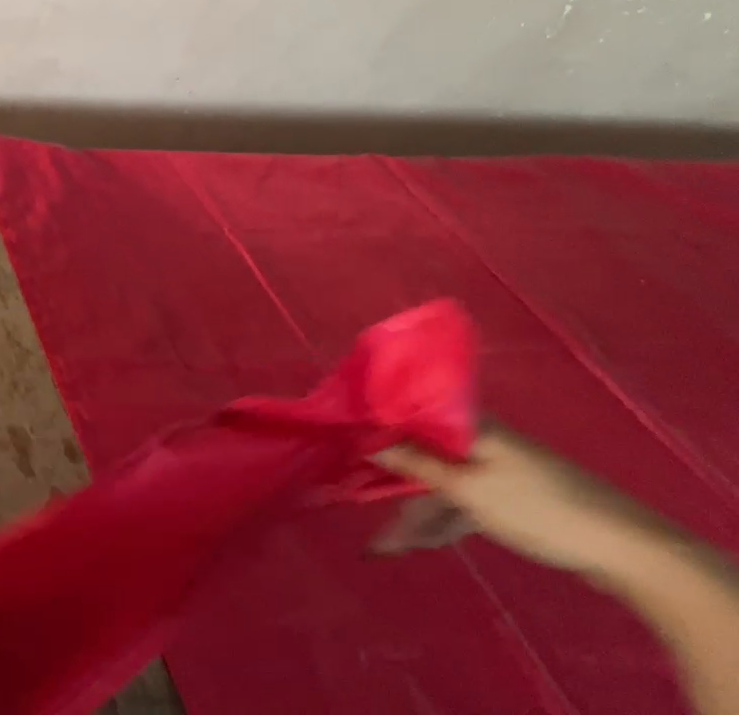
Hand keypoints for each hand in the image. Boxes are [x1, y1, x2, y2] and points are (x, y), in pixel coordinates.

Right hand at [372, 425, 662, 575]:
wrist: (630, 553)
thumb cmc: (541, 509)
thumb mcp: (468, 488)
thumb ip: (415, 462)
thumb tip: (365, 438)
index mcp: (469, 426)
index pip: (406, 411)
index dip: (370, 421)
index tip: (334, 434)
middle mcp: (477, 441)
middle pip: (417, 451)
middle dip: (384, 477)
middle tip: (347, 489)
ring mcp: (494, 470)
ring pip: (436, 482)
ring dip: (410, 511)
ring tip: (384, 544)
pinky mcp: (507, 497)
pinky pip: (457, 502)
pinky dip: (439, 520)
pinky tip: (417, 543)